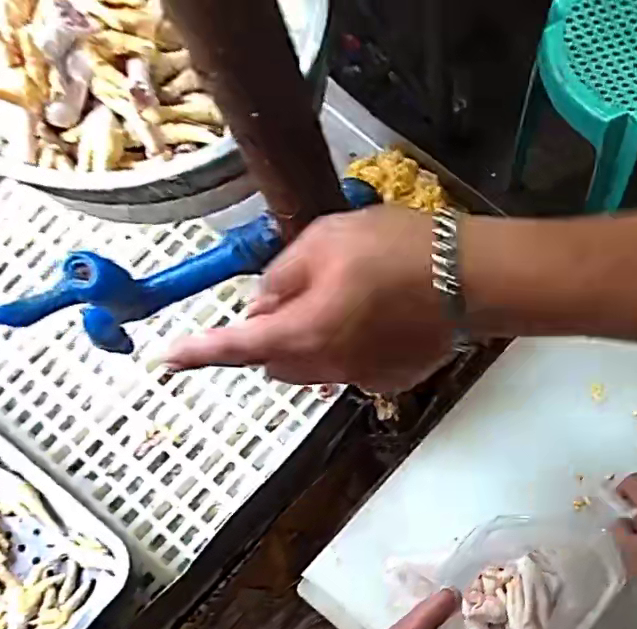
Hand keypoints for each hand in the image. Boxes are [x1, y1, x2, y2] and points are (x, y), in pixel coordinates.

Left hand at [162, 206, 454, 392]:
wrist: (470, 280)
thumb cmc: (396, 249)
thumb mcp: (325, 240)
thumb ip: (282, 275)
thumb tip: (261, 304)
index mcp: (304, 332)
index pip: (238, 346)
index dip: (198, 351)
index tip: (167, 360)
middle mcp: (328, 368)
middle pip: (275, 362)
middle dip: (271, 336)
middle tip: (296, 292)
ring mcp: (361, 379)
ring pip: (312, 367)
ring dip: (308, 342)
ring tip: (346, 299)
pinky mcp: (388, 381)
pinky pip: (349, 368)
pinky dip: (347, 348)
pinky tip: (379, 318)